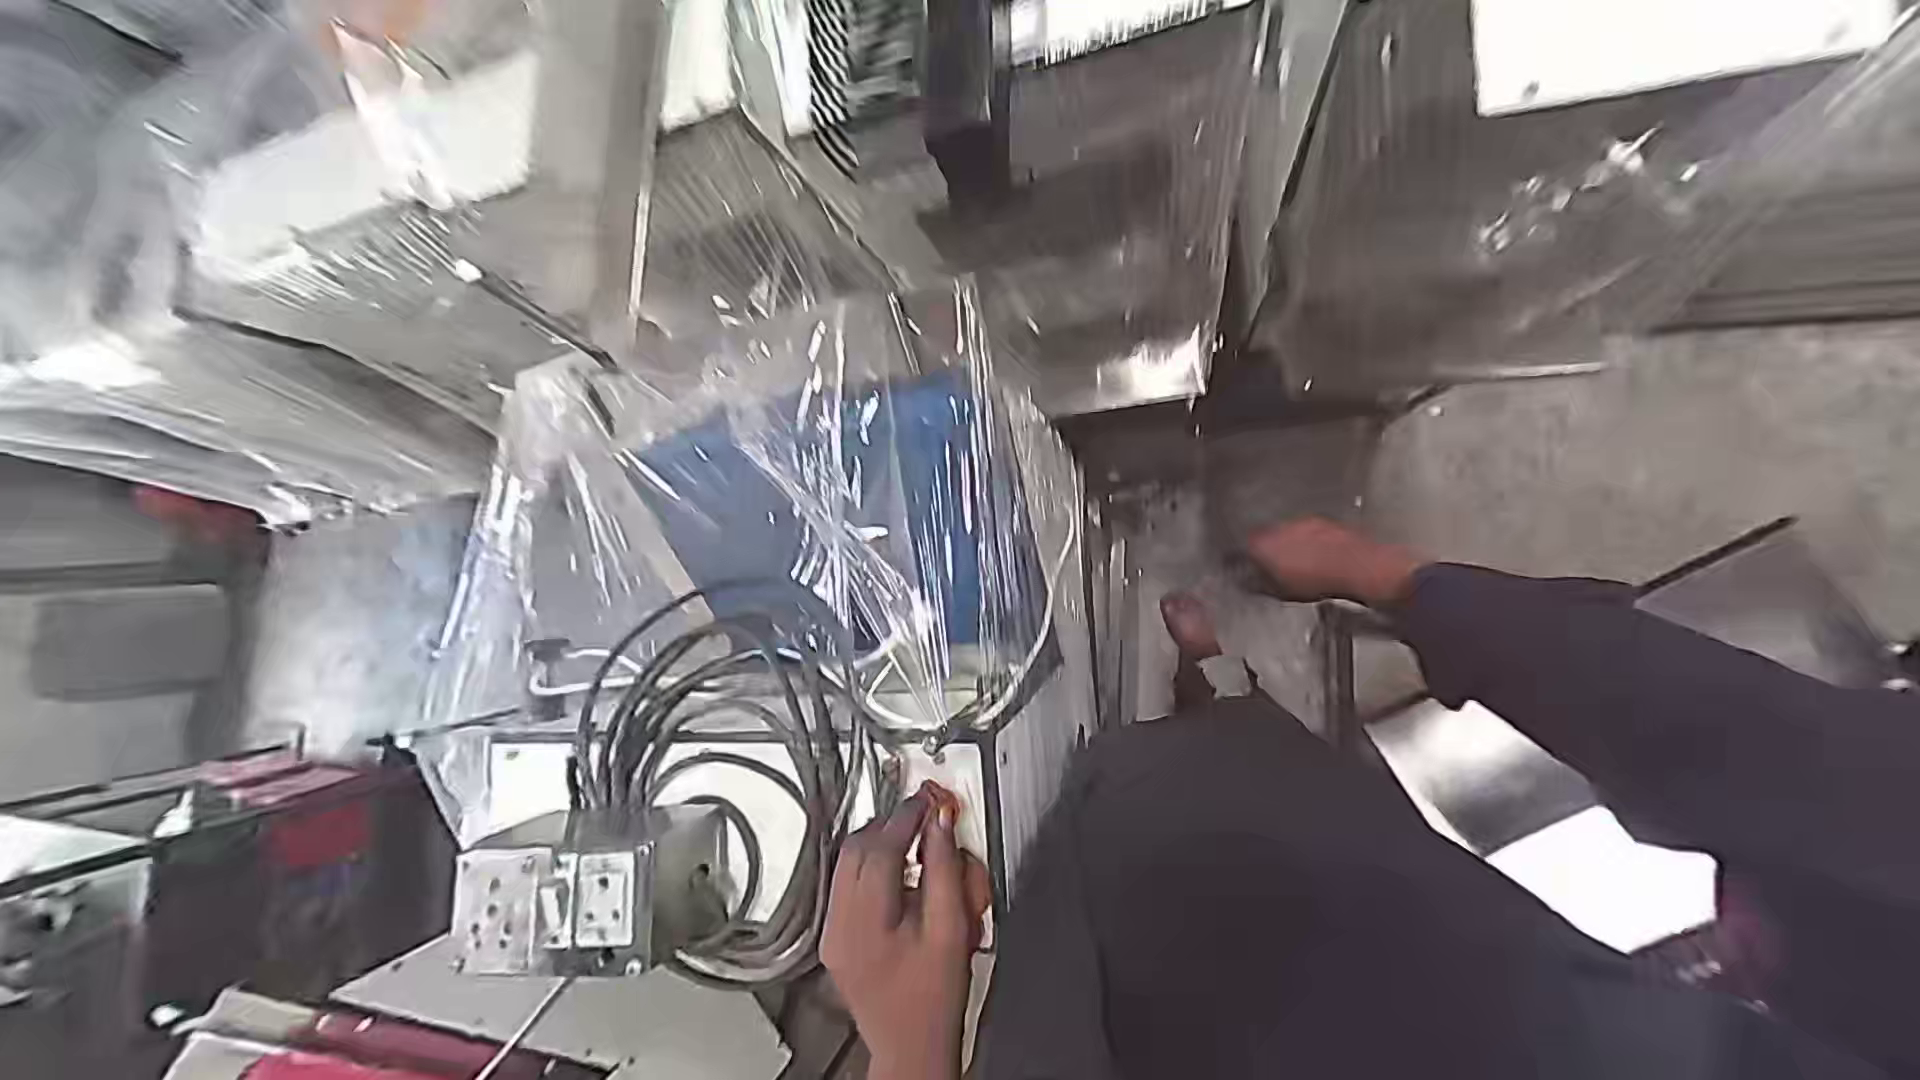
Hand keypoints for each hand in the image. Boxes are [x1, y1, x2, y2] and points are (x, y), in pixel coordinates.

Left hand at [822, 783, 990, 1079]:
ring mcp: (832, 931)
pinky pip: (847, 880)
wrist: (914, 1048)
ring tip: (913, 841)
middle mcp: (839, 924)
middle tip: (923, 817)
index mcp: (865, 922)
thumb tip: (940, 821)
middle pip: (858, 846)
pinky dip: (871, 863)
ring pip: (848, 860)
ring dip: (880, 841)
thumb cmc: (935, 998)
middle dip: (892, 824)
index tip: (928, 800)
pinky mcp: (835, 937)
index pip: (882, 845)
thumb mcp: (952, 927)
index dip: (908, 815)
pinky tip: (897, 870)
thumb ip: (946, 868)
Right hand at [1246, 517, 1427, 607]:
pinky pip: (1315, 535)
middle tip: (1278, 569)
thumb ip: (1260, 584)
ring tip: (1304, 567)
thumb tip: (1250, 582)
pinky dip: (1315, 545)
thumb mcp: (1280, 592)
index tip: (1252, 568)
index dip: (1248, 558)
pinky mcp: (1330, 524)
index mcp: (1263, 541)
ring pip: (1292, 534)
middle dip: (1272, 550)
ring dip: (1295, 546)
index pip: (1246, 545)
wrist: (1361, 569)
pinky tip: (1323, 562)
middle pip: (1269, 536)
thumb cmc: (1318, 581)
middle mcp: (1282, 527)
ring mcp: (1307, 523)